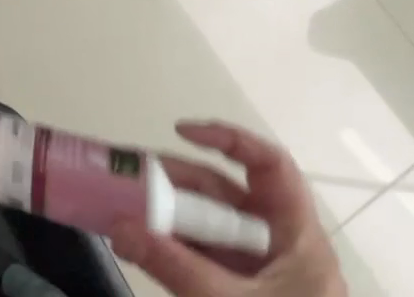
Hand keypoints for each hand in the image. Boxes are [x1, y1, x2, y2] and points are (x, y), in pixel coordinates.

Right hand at [108, 121, 346, 296]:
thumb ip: (175, 267)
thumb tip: (117, 225)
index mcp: (297, 241)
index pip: (273, 168)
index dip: (231, 139)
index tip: (180, 131)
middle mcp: (275, 245)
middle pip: (223, 190)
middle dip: (172, 179)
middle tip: (126, 175)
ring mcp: (252, 268)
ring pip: (201, 219)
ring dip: (159, 208)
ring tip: (116, 202)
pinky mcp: (229, 287)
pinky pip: (191, 249)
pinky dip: (160, 238)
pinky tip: (130, 237)